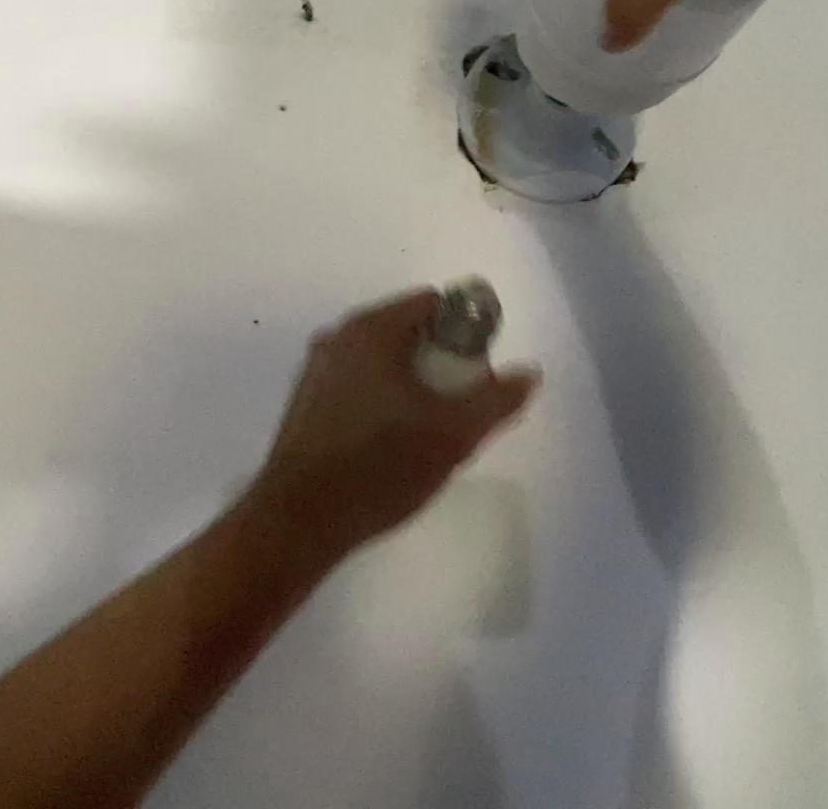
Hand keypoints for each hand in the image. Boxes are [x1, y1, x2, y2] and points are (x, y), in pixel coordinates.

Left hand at [252, 289, 539, 558]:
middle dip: (440, 367)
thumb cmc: (380, 466)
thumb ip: (497, 399)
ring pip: (383, 365)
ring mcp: (315, 371)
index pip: (434, 304)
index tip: (473, 381)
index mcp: (371, 329)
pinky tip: (387, 450)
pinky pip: (358, 388)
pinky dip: (381, 405)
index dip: (465, 336)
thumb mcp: (454, 434)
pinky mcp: (304, 405)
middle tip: (454, 415)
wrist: (298, 522)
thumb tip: (528, 373)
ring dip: (411, 389)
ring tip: (423, 439)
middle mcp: (338, 338)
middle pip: (409, 334)